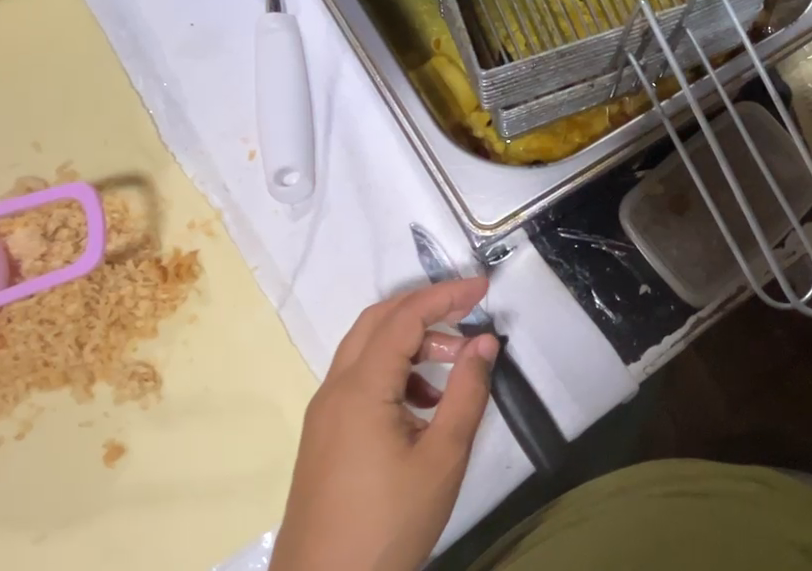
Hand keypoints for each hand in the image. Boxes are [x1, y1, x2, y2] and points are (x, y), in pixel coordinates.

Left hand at [271, 279, 499, 570]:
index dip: (447, 295)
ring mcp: (324, 415)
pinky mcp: (325, 437)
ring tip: (456, 363)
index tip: (486, 289)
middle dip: (426, 306)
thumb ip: (467, 391)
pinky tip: (426, 401)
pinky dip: (396, 368)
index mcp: (361, 390)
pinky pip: (360, 379)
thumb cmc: (389, 522)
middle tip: (470, 308)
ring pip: (366, 349)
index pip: (405, 318)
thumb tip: (484, 342)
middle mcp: (335, 391)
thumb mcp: (444, 456)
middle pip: (378, 321)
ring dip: (412, 339)